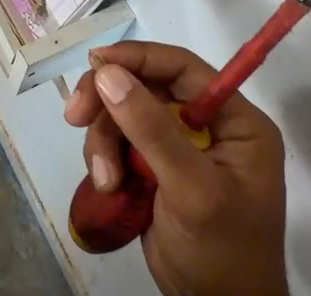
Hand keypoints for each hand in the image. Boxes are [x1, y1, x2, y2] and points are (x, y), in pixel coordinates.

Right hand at [64, 43, 288, 295]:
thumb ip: (151, 129)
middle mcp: (208, 126)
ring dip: (104, 141)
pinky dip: (105, 158)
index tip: (94, 62)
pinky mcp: (154, 167)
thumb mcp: (191, 190)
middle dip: (109, 105)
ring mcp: (179, 147)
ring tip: (105, 180)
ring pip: (124, 115)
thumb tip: (106, 71)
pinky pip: (118, 142)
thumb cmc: (222, 252)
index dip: (137, 58)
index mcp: (236, 122)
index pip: (182, 68)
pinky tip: (108, 186)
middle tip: (74, 117)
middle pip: (145, 87)